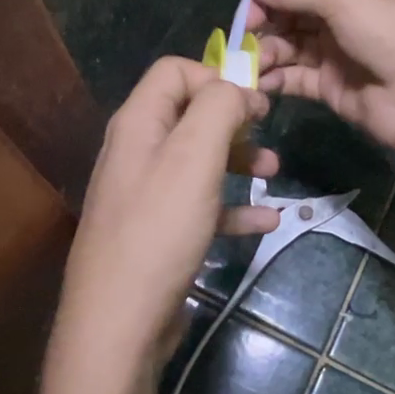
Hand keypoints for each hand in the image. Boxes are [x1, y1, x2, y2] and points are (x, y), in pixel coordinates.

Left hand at [58, 57, 281, 366]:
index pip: (174, 71)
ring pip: (200, 161)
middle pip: (190, 115)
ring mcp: (146, 195)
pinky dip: (233, 207)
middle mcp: (137, 152)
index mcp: (138, 123)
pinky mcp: (159, 234)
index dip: (217, 77)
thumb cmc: (159, 229)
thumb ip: (218, 107)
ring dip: (240, 162)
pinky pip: (202, 207)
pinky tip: (266, 221)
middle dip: (235, 121)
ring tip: (275, 175)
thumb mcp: (194, 157)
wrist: (119, 323)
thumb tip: (237, 89)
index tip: (255, 104)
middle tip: (270, 136)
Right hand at [245, 0, 394, 153]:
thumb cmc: (388, 33)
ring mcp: (336, 51)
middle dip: (267, 15)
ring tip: (250, 58)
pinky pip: (294, 76)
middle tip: (245, 29)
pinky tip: (258, 80)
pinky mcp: (329, 86)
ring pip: (290, 42)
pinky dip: (275, 77)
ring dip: (267, 48)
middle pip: (293, 7)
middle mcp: (345, 13)